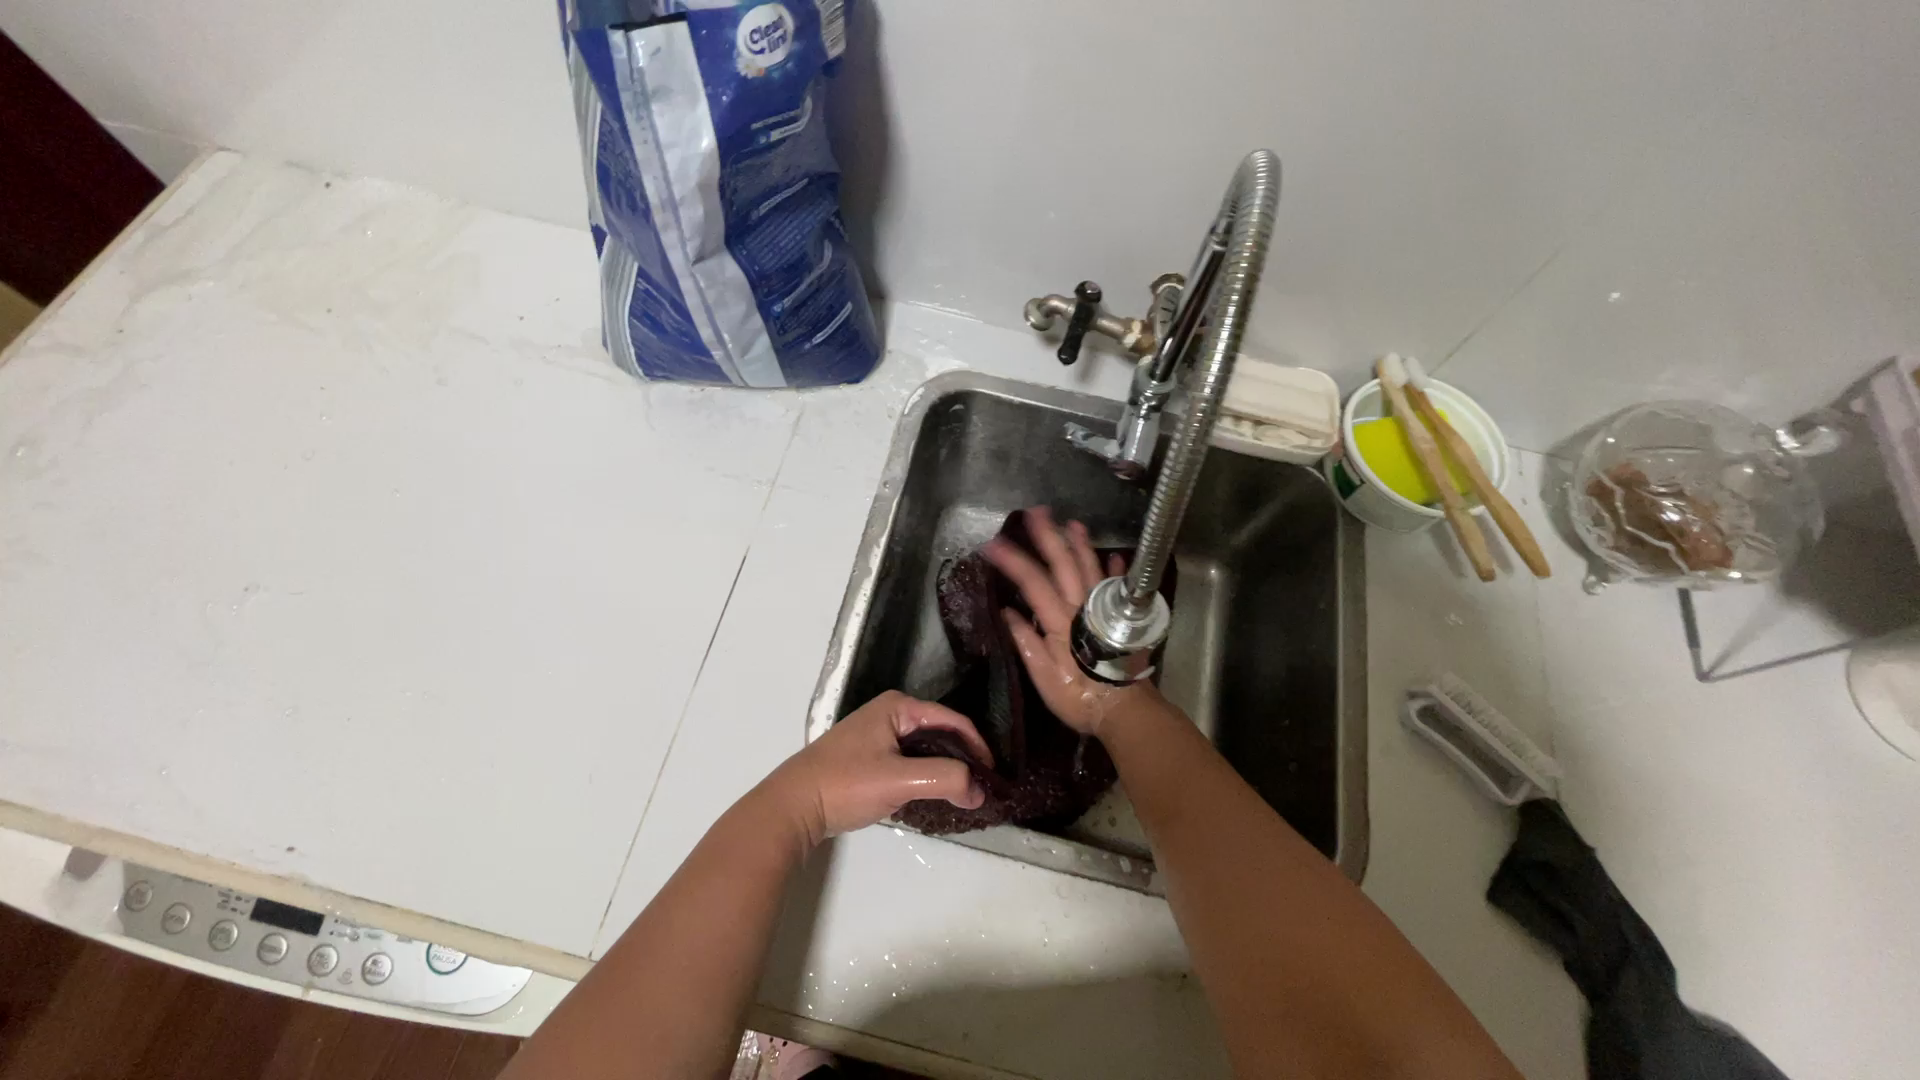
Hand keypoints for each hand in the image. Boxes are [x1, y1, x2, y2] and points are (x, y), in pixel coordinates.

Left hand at [761, 691, 991, 847]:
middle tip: (983, 788)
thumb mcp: (901, 780)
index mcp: (898, 706)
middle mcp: (890, 713)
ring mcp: (879, 735)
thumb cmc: (846, 784)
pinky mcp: (871, 757)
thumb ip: (945, 779)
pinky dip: (927, 776)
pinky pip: (911, 761)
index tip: (994, 777)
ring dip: (946, 770)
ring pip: (926, 749)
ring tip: (965, 795)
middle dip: (963, 759)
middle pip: (941, 733)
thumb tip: (979, 791)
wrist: (794, 806)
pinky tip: (936, 796)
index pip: (953, 721)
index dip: (978, 747)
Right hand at [983, 506, 1161, 736]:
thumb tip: (1006, 613)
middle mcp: (1081, 609)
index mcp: (1059, 622)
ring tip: (1072, 524)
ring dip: (1080, 545)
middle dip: (1048, 537)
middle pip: (1064, 565)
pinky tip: (1112, 557)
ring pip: (1090, 569)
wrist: (1124, 711)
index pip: (1032, 583)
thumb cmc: (1080, 698)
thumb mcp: (1044, 678)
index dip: (1012, 561)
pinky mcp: (1119, 619)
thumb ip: (1026, 643)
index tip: (992, 545)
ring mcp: (1102, 611)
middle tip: (1036, 513)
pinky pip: (1115, 587)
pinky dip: (1113, 570)